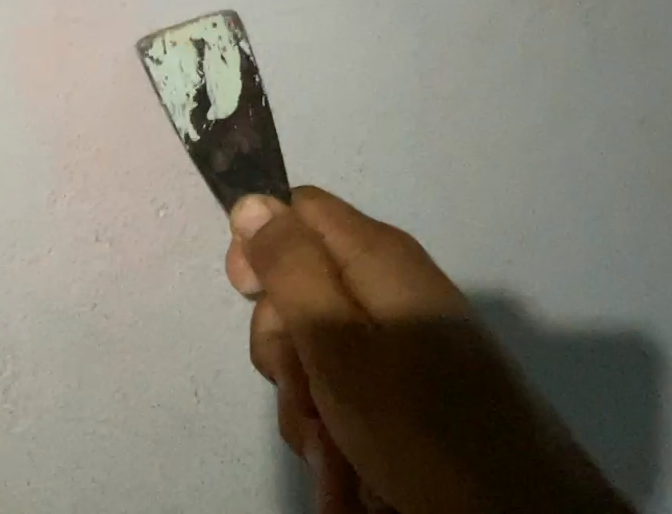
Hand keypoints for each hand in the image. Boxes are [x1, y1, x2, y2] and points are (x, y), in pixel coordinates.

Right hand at [225, 187, 631, 513]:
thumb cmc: (422, 428)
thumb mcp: (338, 342)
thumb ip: (289, 267)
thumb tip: (249, 201)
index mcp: (377, 257)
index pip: (296, 210)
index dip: (263, 245)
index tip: (248, 294)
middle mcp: (390, 288)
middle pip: (298, 288)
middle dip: (284, 345)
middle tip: (303, 388)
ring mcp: (403, 342)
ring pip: (315, 351)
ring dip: (307, 402)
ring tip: (336, 452)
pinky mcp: (413, 390)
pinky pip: (347, 392)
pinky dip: (337, 431)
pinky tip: (353, 471)